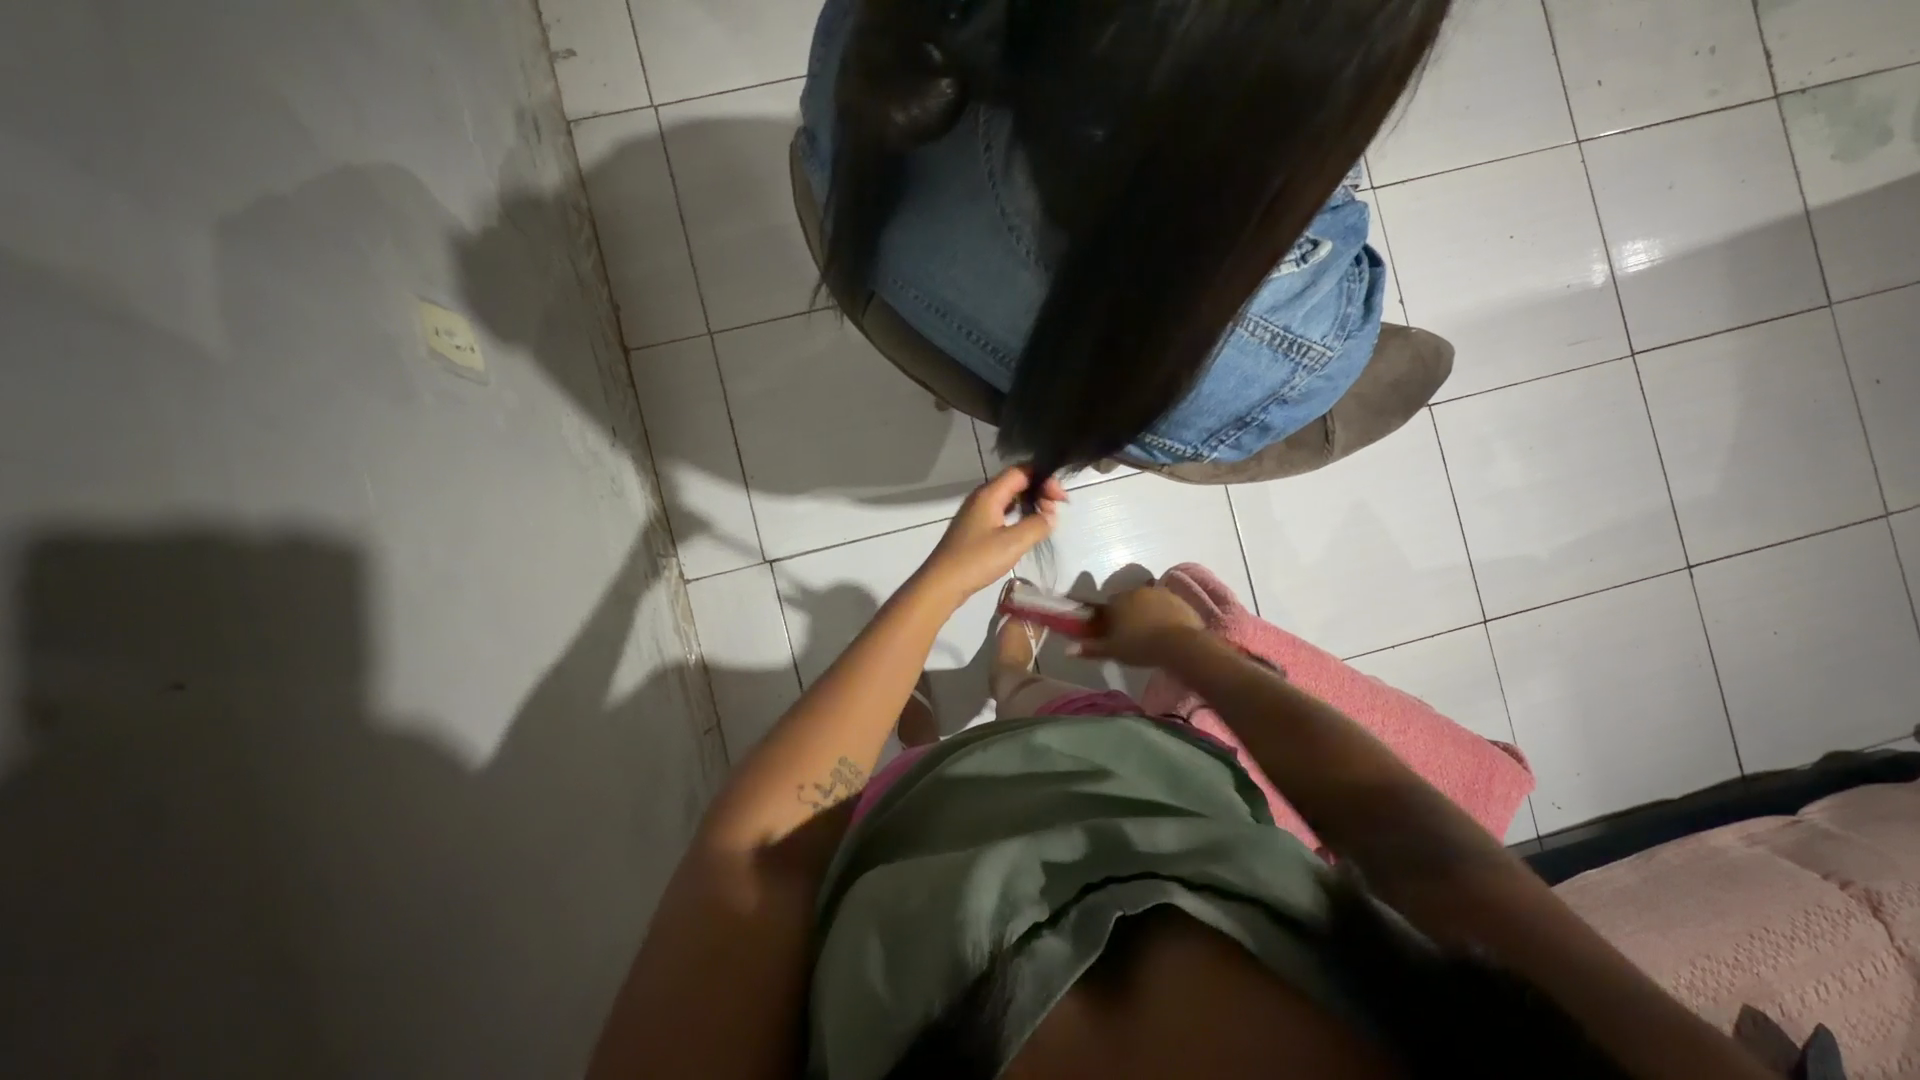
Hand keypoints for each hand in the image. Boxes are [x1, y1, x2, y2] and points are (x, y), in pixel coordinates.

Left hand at [917, 467, 1066, 602]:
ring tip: (1046, 521)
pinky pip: (1001, 513)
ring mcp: (977, 513)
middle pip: (1015, 482)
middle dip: (1039, 491)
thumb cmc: (977, 560)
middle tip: (1055, 512)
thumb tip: (1051, 516)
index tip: (1060, 499)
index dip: (1045, 479)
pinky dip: (1018, 516)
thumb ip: (1037, 525)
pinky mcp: (975, 528)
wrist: (942, 582)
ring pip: (1009, 498)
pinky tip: (1026, 530)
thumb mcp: (1013, 542)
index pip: (1021, 471)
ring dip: (1029, 505)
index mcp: (989, 494)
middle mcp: (982, 498)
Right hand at [1076, 584, 1206, 665]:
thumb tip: (1066, 650)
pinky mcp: (1178, 598)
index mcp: (1117, 601)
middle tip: (1132, 634)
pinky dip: (1164, 614)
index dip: (1108, 619)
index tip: (1112, 632)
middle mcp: (1136, 591)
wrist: (1180, 644)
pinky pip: (1166, 605)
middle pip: (1127, 601)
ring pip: (1147, 601)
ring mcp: (1159, 592)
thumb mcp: (1113, 651)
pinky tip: (1167, 629)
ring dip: (1146, 612)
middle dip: (1127, 614)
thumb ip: (1090, 648)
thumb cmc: (1141, 647)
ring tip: (1151, 633)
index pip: (1106, 606)